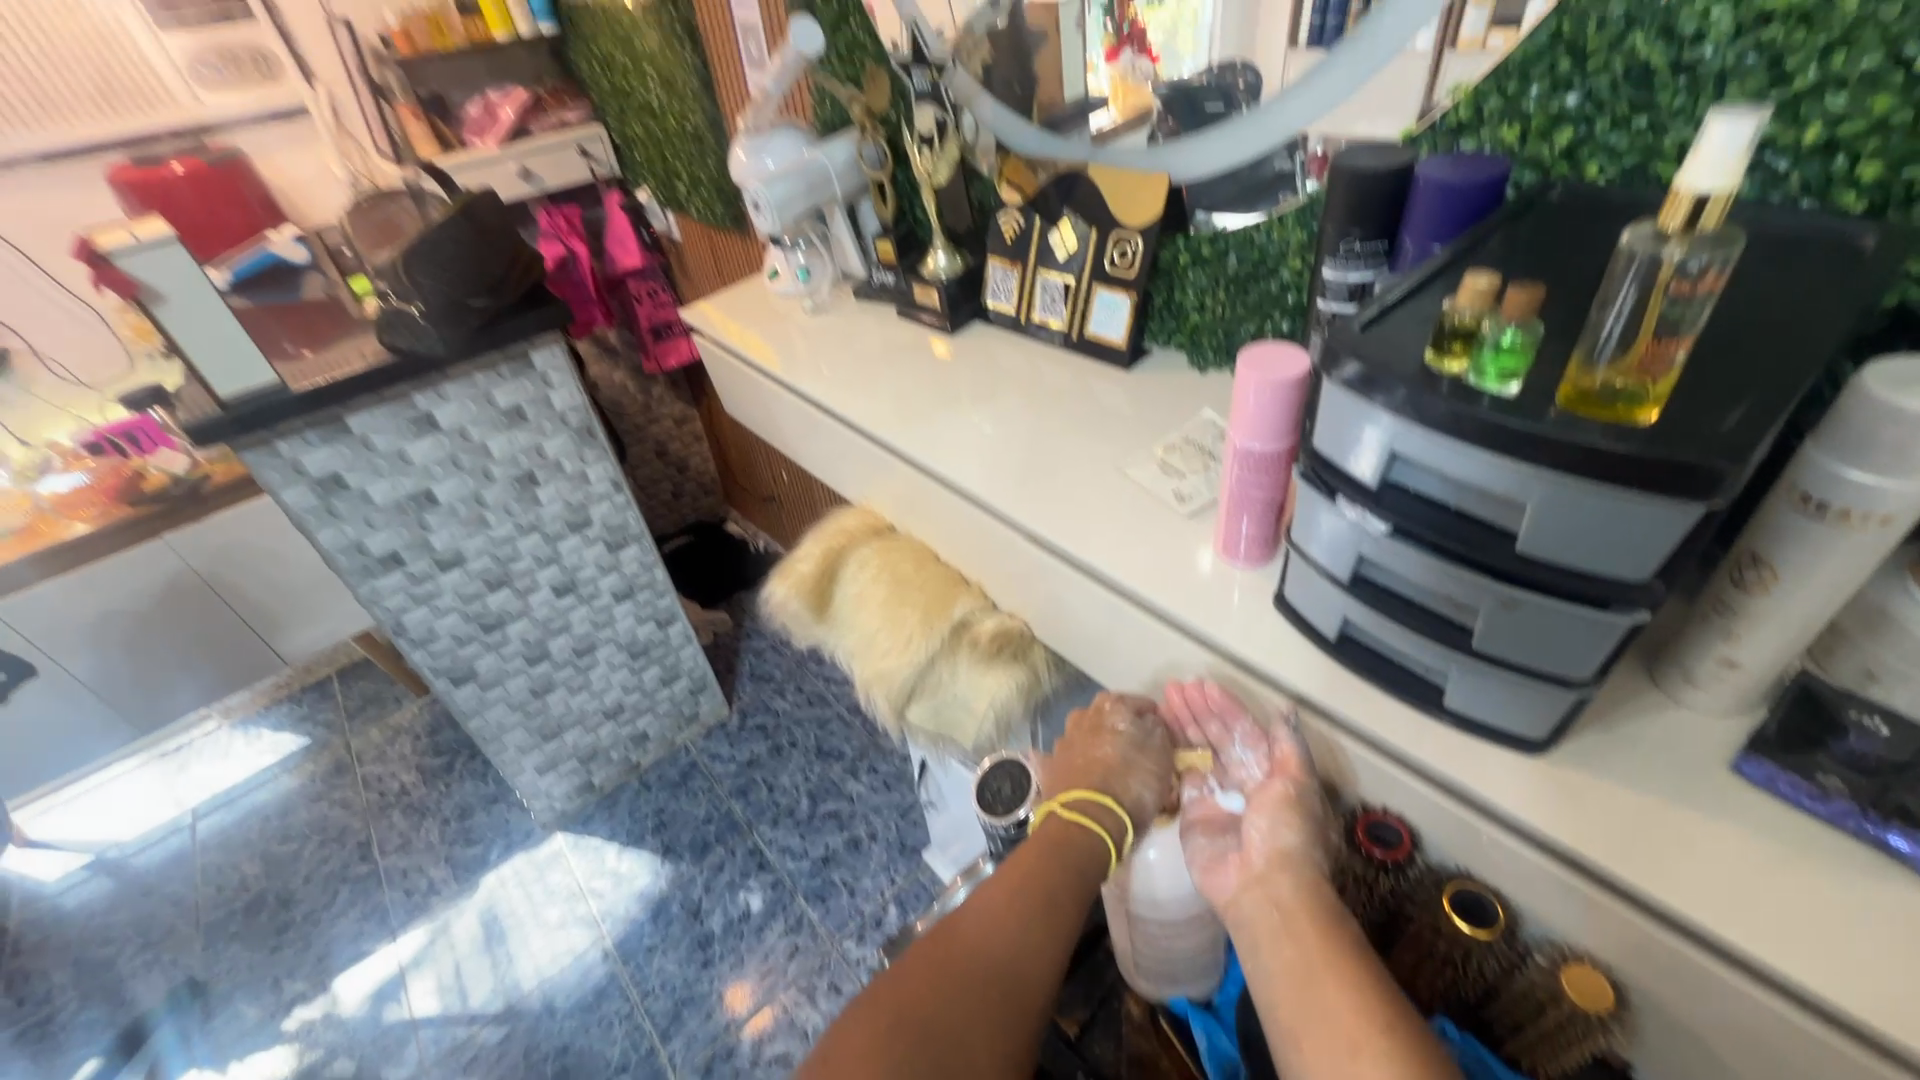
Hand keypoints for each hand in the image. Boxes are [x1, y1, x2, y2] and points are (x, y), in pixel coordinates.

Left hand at [1038, 692, 1176, 840]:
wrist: (1088, 819)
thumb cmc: (1133, 782)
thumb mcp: (1163, 754)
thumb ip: (1158, 730)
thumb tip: (1150, 723)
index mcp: (1111, 705)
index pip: (1141, 705)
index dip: (1155, 721)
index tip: (1163, 739)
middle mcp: (1083, 715)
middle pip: (1110, 719)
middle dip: (1123, 731)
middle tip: (1138, 754)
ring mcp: (1063, 739)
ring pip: (1087, 736)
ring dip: (1098, 746)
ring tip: (1113, 770)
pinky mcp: (1050, 764)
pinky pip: (1067, 758)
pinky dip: (1076, 764)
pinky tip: (1083, 776)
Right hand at [1160, 680, 1327, 916]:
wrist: (1262, 887)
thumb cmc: (1285, 831)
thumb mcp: (1297, 783)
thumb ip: (1287, 746)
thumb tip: (1285, 710)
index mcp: (1271, 772)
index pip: (1245, 731)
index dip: (1225, 707)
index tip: (1203, 686)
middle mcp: (1244, 781)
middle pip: (1219, 738)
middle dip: (1199, 711)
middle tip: (1176, 687)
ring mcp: (1217, 797)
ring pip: (1198, 753)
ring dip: (1184, 725)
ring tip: (1166, 700)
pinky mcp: (1193, 813)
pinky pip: (1181, 778)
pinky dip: (1171, 754)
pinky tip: (1159, 732)